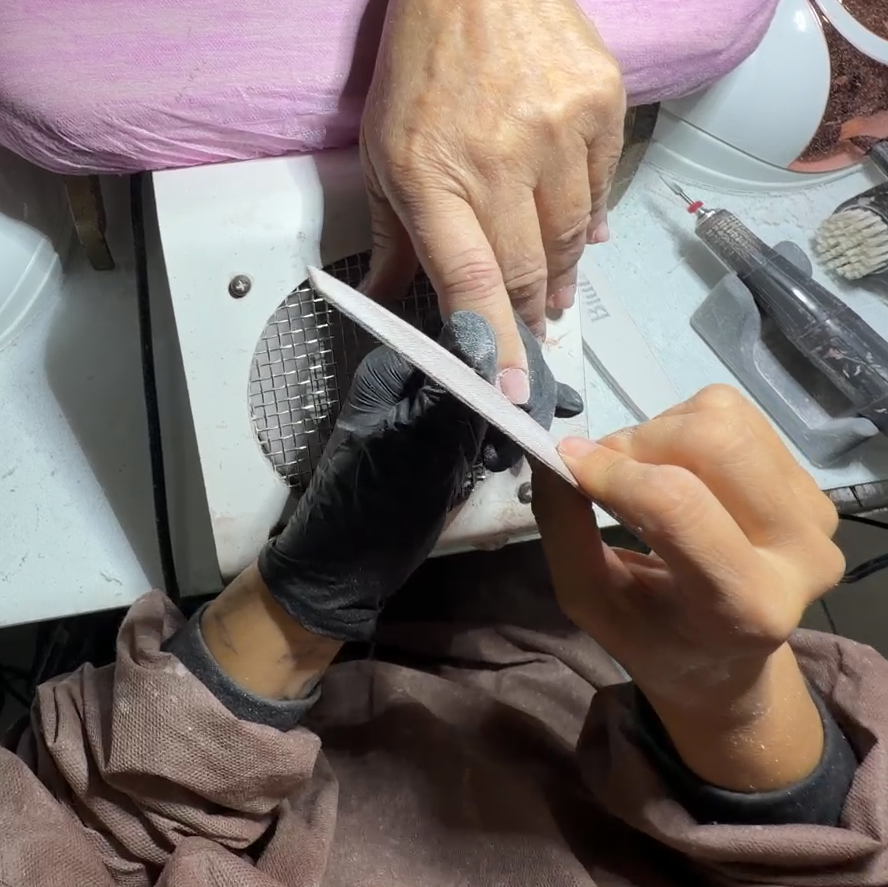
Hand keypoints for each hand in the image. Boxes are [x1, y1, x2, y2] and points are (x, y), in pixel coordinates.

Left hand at [257, 311, 573, 642]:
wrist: (348, 568)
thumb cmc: (375, 506)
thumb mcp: (419, 443)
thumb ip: (453, 386)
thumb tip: (481, 320)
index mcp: (394, 366)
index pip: (466, 334)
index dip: (509, 358)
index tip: (540, 399)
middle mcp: (410, 379)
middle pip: (481, 361)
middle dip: (516, 391)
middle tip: (535, 430)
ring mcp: (425, 410)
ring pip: (487, 392)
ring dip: (512, 417)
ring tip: (513, 453)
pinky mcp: (436, 440)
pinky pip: (478, 422)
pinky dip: (501, 436)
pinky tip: (511, 455)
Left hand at [361, 0, 625, 401]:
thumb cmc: (419, 70)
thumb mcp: (382, 153)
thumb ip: (393, 236)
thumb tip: (387, 305)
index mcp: (429, 176)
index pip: (467, 279)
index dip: (491, 342)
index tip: (508, 390)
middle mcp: (496, 160)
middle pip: (524, 270)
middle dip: (526, 317)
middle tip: (529, 340)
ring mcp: (557, 133)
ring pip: (569, 240)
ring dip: (558, 278)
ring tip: (550, 296)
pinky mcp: (603, 109)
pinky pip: (600, 193)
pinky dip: (586, 223)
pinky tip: (573, 233)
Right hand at [532, 385, 843, 789]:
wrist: (724, 655)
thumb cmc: (648, 632)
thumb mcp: (586, 598)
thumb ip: (564, 527)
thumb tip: (550, 454)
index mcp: (745, 604)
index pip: (676, 503)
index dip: (610, 471)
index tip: (565, 464)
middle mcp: (801, 556)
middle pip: (713, 441)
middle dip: (636, 443)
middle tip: (608, 473)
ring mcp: (818, 515)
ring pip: (723, 418)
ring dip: (658, 432)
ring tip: (643, 472)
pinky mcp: (815, 485)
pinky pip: (736, 415)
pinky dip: (682, 425)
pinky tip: (676, 466)